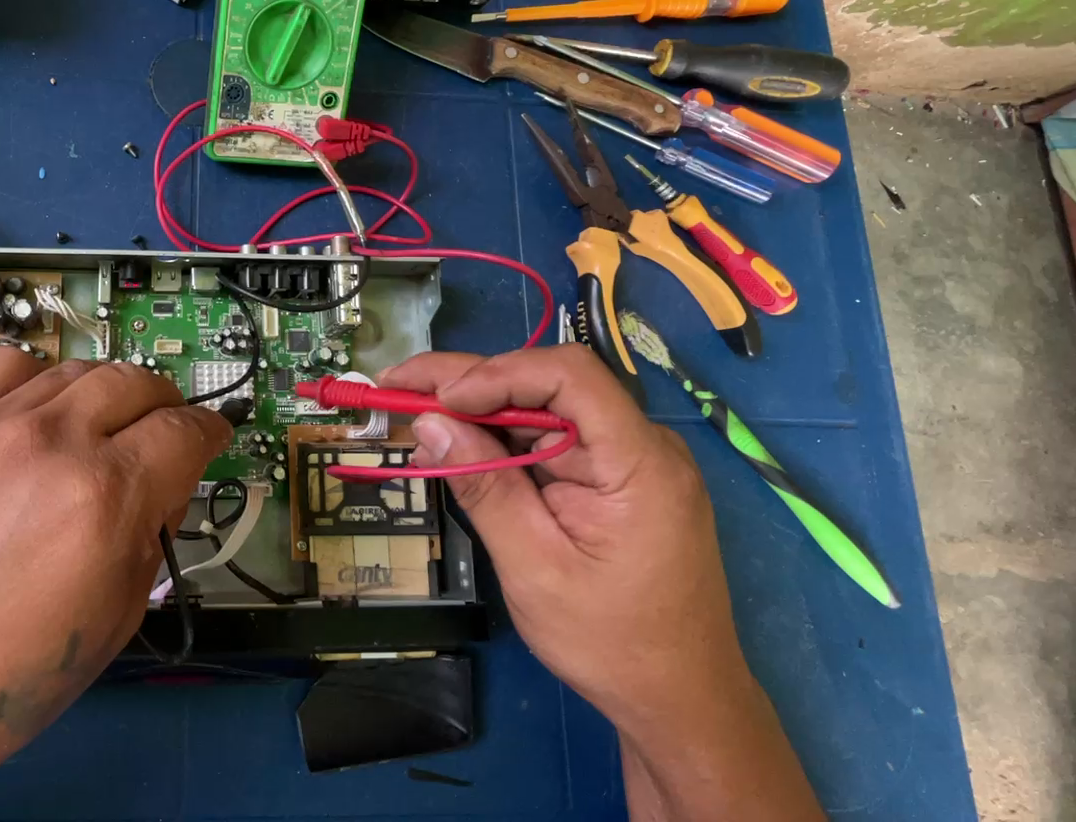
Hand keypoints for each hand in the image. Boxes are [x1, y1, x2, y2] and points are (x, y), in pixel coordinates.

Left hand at [0, 348, 229, 821]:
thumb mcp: (125, 605)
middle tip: (160, 428)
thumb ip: (156, 521)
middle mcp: (52, 443)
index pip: (184, 430)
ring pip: (76, 369)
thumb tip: (168, 471)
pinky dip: (38, 379)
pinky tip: (36, 412)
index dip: (209, 430)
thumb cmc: (24, 663)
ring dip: (104, 392)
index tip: (209, 436)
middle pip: (135, 382)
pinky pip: (9, 365)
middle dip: (164, 403)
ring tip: (98, 424)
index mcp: (106, 496)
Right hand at [380, 345, 743, 729]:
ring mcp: (627, 461)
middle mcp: (640, 445)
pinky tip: (455, 445)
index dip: (498, 373)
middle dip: (469, 383)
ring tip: (413, 412)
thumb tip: (428, 422)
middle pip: (548, 385)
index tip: (439, 399)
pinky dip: (497, 442)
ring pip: (541, 410)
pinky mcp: (610, 479)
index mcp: (639, 463)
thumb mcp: (534, 569)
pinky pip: (548, 442)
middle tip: (396, 385)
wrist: (680, 701)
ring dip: (476, 411)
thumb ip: (483, 489)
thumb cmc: (611, 643)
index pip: (570, 376)